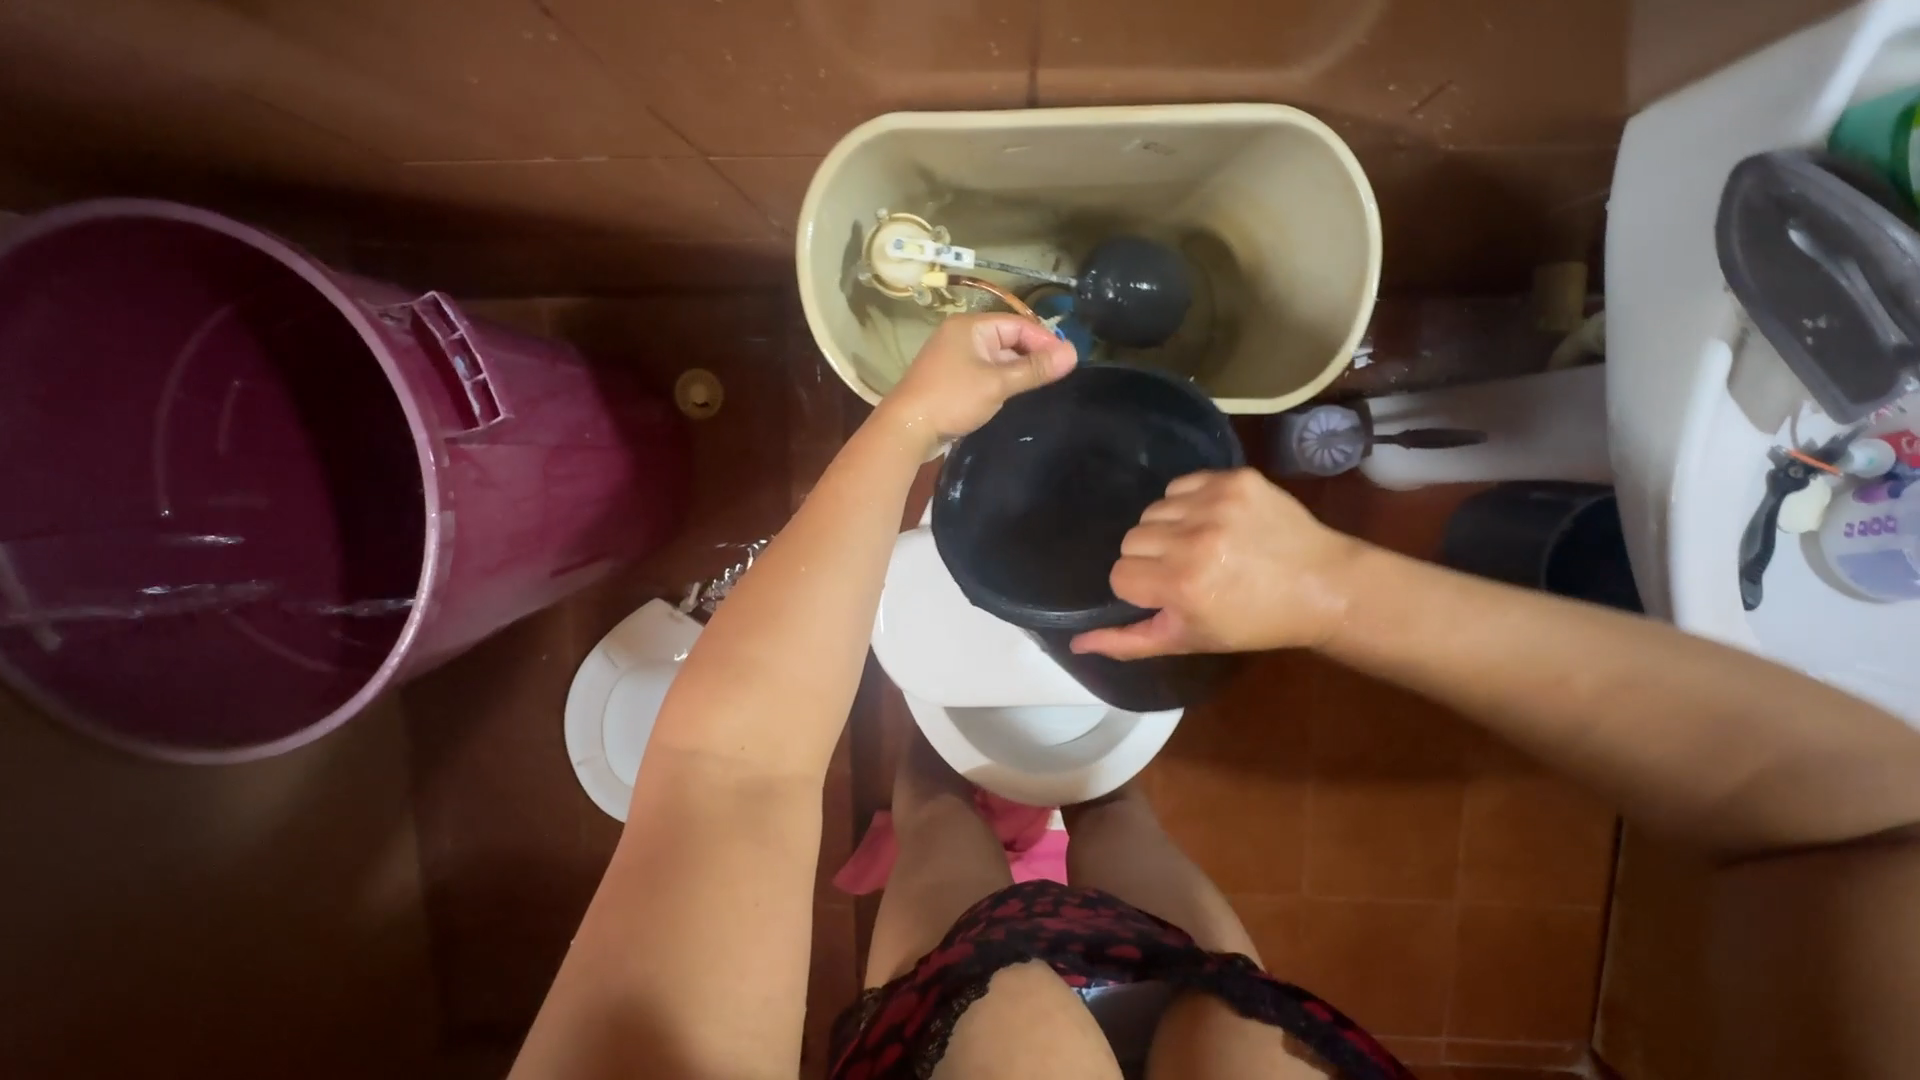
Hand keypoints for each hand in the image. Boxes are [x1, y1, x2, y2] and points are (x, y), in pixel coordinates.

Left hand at [876, 313, 1076, 450]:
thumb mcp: (998, 383)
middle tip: (1059, 376)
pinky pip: (985, 373)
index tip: (1068, 360)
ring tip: (1043, 386)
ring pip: (997, 358)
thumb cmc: (952, 399)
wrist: (907, 429)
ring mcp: (954, 358)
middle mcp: (961, 336)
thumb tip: (1073, 353)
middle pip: (1008, 339)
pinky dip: (1002, 381)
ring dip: (1018, 370)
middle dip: (1033, 355)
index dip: (1045, 339)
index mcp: (970, 327)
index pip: (1017, 324)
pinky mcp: (952, 380)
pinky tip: (1016, 395)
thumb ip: (1035, 369)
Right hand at [1070, 469, 1362, 658]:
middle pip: (1132, 539)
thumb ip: (1128, 642)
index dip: (1140, 588)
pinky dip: (1188, 503)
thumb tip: (1076, 643)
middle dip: (1151, 558)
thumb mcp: (1188, 640)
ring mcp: (1217, 503)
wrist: (1322, 585)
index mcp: (1182, 585)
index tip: (1169, 595)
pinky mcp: (1235, 479)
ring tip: (1202, 546)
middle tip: (1186, 572)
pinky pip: (1180, 485)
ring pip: (1153, 510)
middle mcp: (1195, 539)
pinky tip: (1214, 522)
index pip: (1120, 574)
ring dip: (1168, 529)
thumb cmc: (1252, 622)